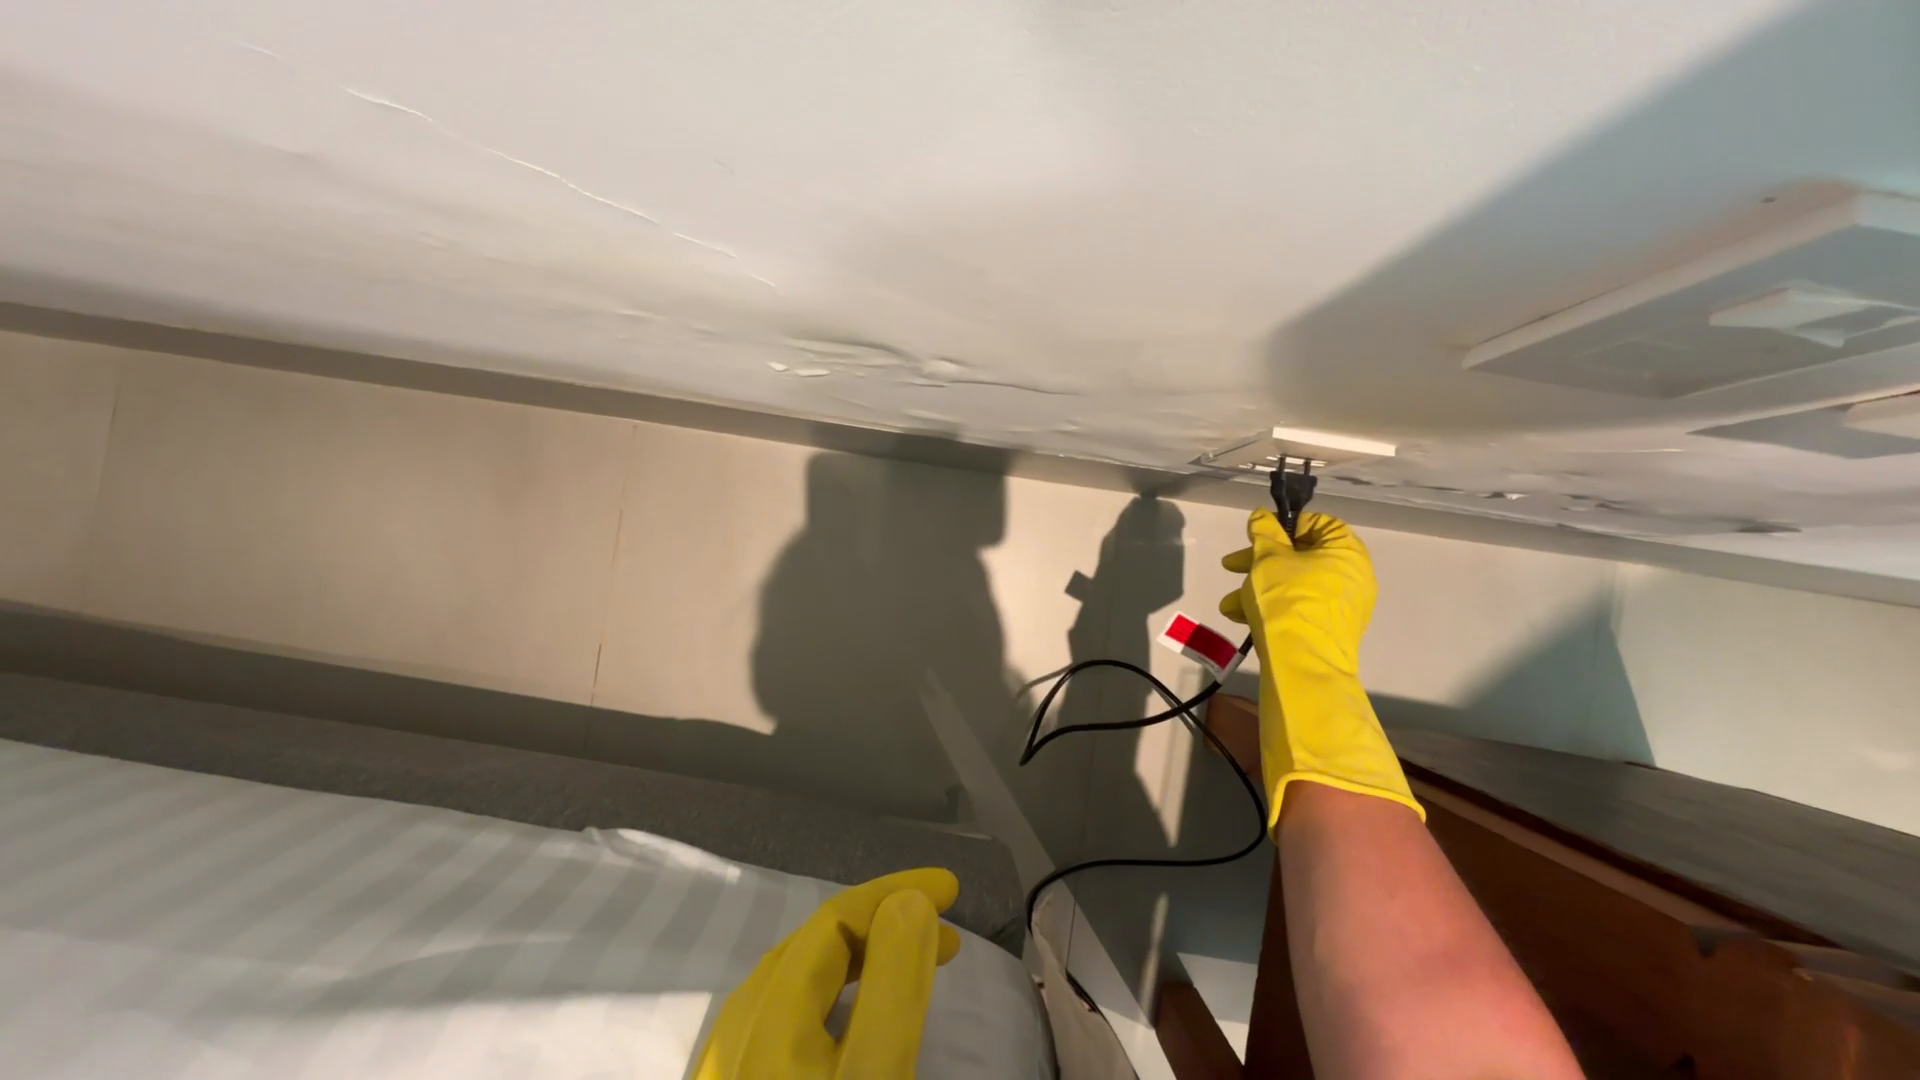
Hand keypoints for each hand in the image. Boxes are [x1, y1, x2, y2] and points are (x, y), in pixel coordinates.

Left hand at [694, 869, 962, 1079]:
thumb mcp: (875, 1069)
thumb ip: (893, 986)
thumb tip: (909, 900)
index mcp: (768, 1010)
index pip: (835, 919)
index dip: (896, 892)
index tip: (951, 889)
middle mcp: (739, 1024)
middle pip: (815, 945)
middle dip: (885, 922)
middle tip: (945, 929)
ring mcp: (730, 1063)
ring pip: (799, 981)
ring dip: (860, 957)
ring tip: (908, 959)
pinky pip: (787, 1016)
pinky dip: (834, 993)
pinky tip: (847, 1013)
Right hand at [1220, 509, 1420, 830]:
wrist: (1300, 663)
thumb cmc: (1287, 600)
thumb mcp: (1268, 559)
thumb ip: (1264, 532)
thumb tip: (1262, 516)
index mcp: (1346, 550)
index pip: (1317, 522)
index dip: (1283, 525)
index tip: (1256, 535)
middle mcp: (1353, 575)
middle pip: (1301, 555)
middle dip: (1260, 561)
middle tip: (1231, 565)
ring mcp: (1345, 605)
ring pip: (1295, 584)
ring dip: (1258, 587)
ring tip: (1230, 602)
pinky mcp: (1332, 629)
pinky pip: (1301, 607)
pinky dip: (1273, 606)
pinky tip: (1241, 617)